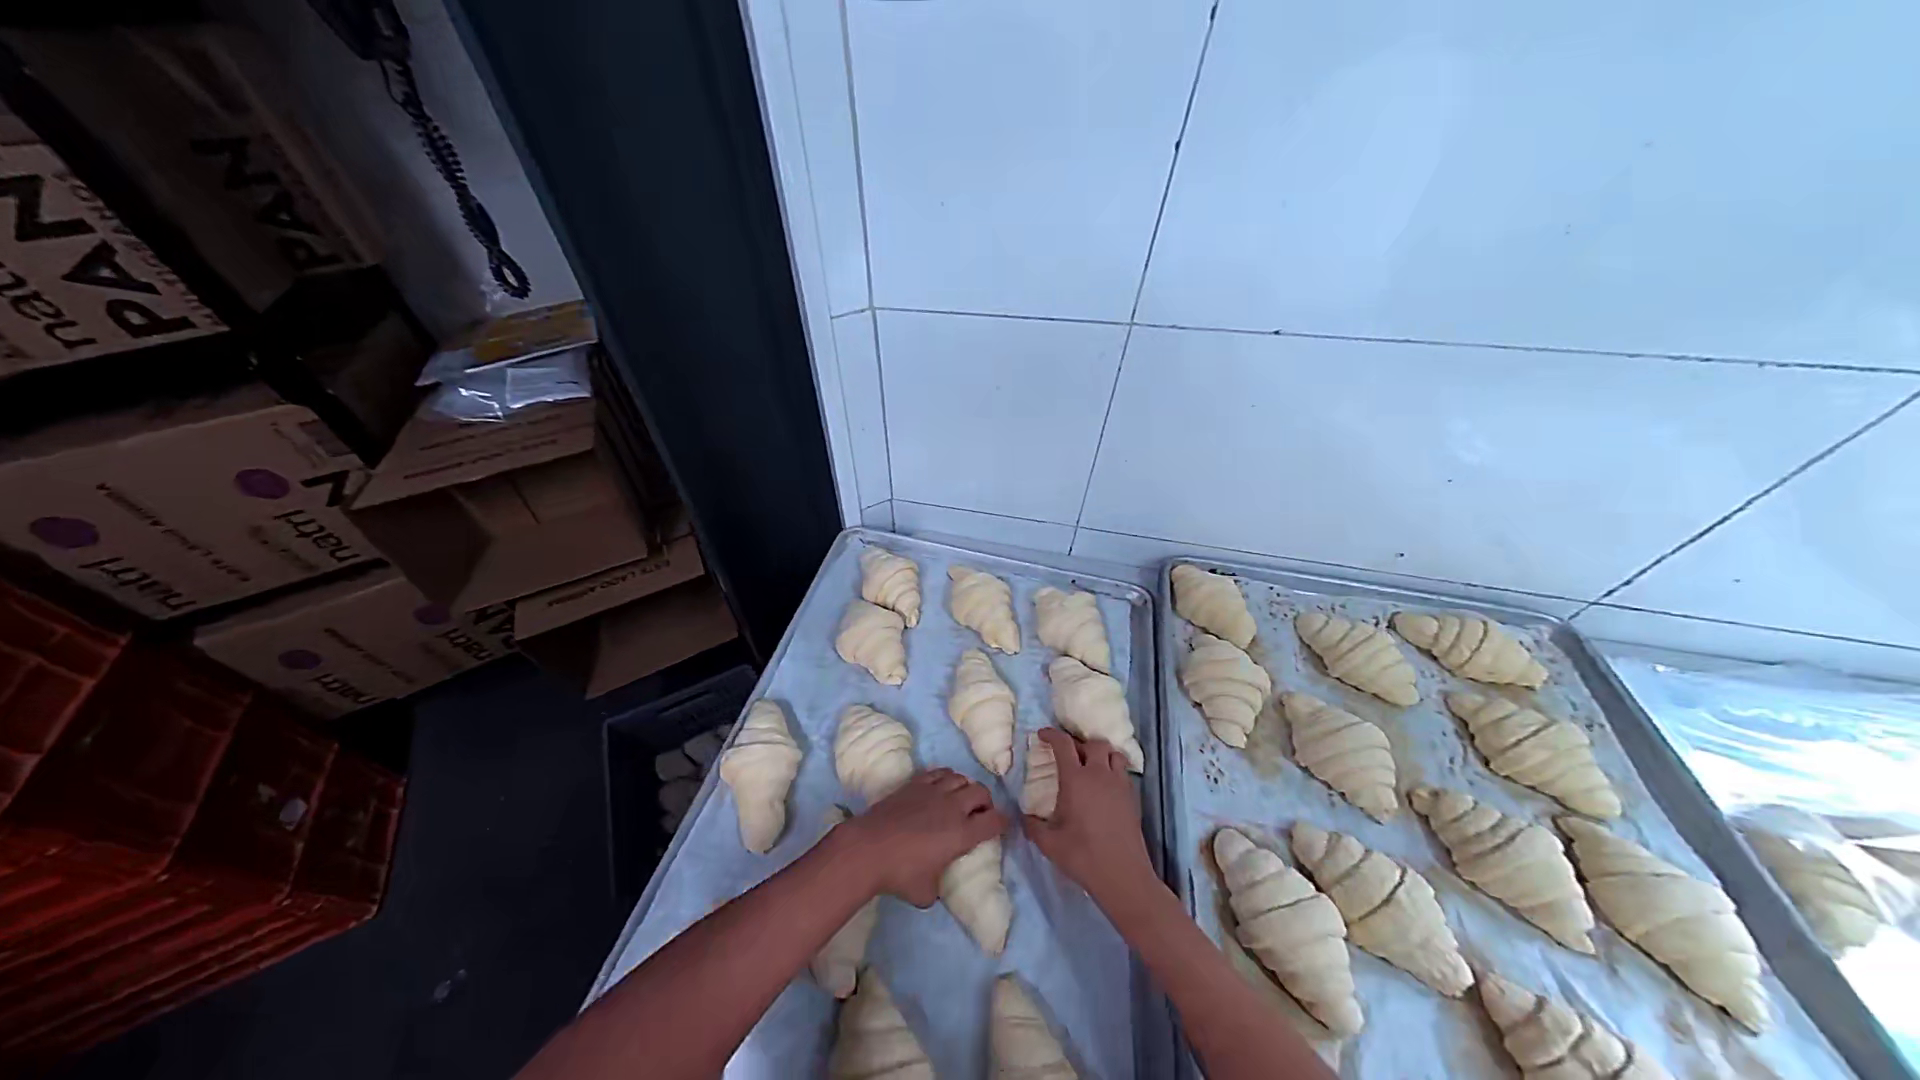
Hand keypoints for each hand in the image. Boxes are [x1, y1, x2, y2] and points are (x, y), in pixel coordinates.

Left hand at [837, 768, 1005, 906]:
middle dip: (986, 801)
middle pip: (981, 793)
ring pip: (960, 778)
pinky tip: (940, 787)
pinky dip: (945, 777)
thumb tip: (933, 888)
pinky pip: (938, 772)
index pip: (994, 821)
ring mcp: (933, 792)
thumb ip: (936, 888)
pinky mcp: (914, 784)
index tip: (1002, 825)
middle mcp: (953, 808)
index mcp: (962, 834)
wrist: (868, 849)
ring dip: (965, 787)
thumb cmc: (900, 874)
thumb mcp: (925, 893)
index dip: (1003, 822)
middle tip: (980, 812)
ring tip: (960, 798)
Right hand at [1024, 728, 1154, 902]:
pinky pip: (1123, 770)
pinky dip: (1112, 768)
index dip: (1051, 734)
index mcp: (1076, 780)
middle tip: (1067, 755)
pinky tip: (1104, 785)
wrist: (1122, 875)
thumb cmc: (1082, 856)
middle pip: (1093, 743)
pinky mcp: (1132, 797)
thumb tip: (1024, 816)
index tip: (1042, 735)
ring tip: (1090, 765)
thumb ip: (1032, 826)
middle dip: (1078, 744)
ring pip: (1113, 753)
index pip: (1063, 744)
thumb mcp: (1048, 843)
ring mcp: (1119, 784)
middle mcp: (1099, 775)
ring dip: (1100, 753)